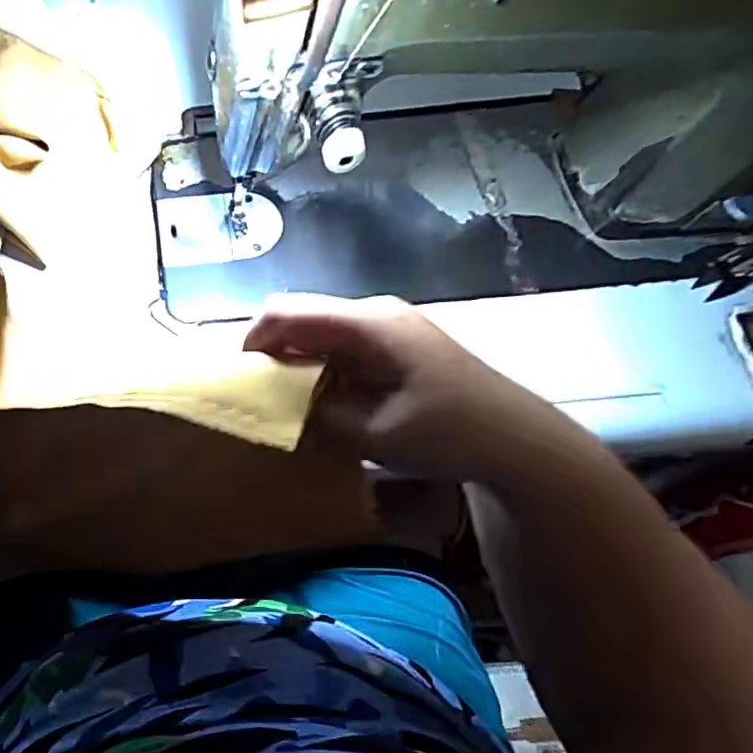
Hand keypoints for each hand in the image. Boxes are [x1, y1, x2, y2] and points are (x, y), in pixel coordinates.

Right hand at [243, 295, 570, 480]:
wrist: (515, 440)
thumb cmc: (450, 434)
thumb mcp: (375, 434)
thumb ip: (319, 415)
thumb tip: (278, 404)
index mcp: (369, 324)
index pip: (288, 312)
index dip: (253, 339)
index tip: (237, 379)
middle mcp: (375, 314)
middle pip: (302, 317)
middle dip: (272, 353)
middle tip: (256, 397)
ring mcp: (388, 328)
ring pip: (320, 333)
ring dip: (296, 364)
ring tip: (284, 404)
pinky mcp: (397, 346)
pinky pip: (342, 348)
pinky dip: (321, 371)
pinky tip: (322, 403)